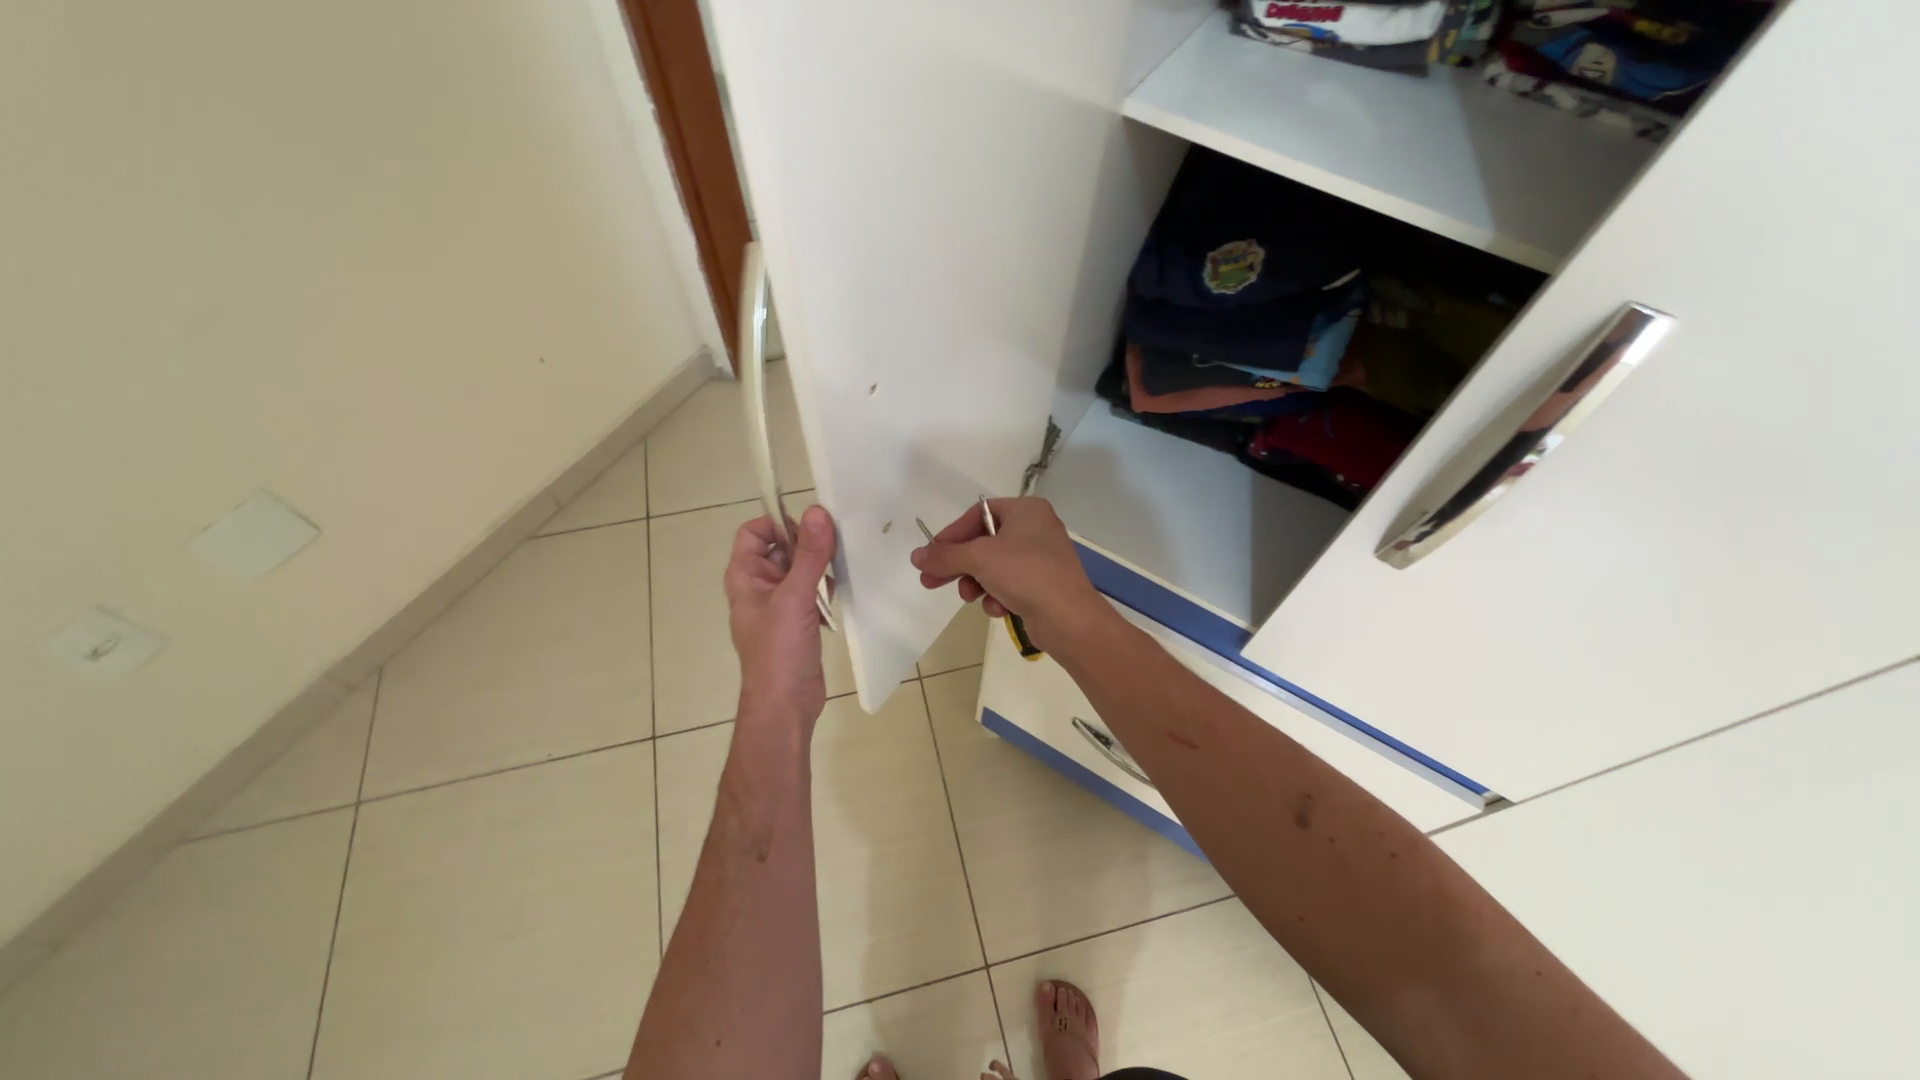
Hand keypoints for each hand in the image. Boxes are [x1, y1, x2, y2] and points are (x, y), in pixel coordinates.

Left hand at [724, 505, 835, 730]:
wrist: (785, 705)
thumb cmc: (779, 651)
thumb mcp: (795, 598)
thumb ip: (809, 555)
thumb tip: (819, 512)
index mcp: (745, 576)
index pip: (754, 532)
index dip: (779, 524)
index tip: (810, 529)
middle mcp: (759, 586)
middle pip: (782, 547)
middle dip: (808, 546)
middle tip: (833, 551)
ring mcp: (779, 604)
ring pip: (801, 569)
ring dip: (820, 568)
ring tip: (837, 577)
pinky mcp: (798, 620)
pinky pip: (812, 591)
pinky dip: (825, 590)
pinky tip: (837, 598)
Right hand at [909, 497, 1104, 652]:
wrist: (1069, 618)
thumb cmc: (1026, 574)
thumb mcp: (979, 559)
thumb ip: (945, 556)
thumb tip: (916, 556)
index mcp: (1027, 511)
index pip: (978, 514)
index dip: (952, 535)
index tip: (932, 555)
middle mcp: (1036, 529)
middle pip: (983, 543)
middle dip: (958, 565)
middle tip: (931, 581)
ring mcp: (1041, 559)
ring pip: (993, 567)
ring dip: (977, 583)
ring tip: (970, 597)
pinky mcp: (1043, 585)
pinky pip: (1009, 585)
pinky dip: (998, 596)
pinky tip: (999, 608)